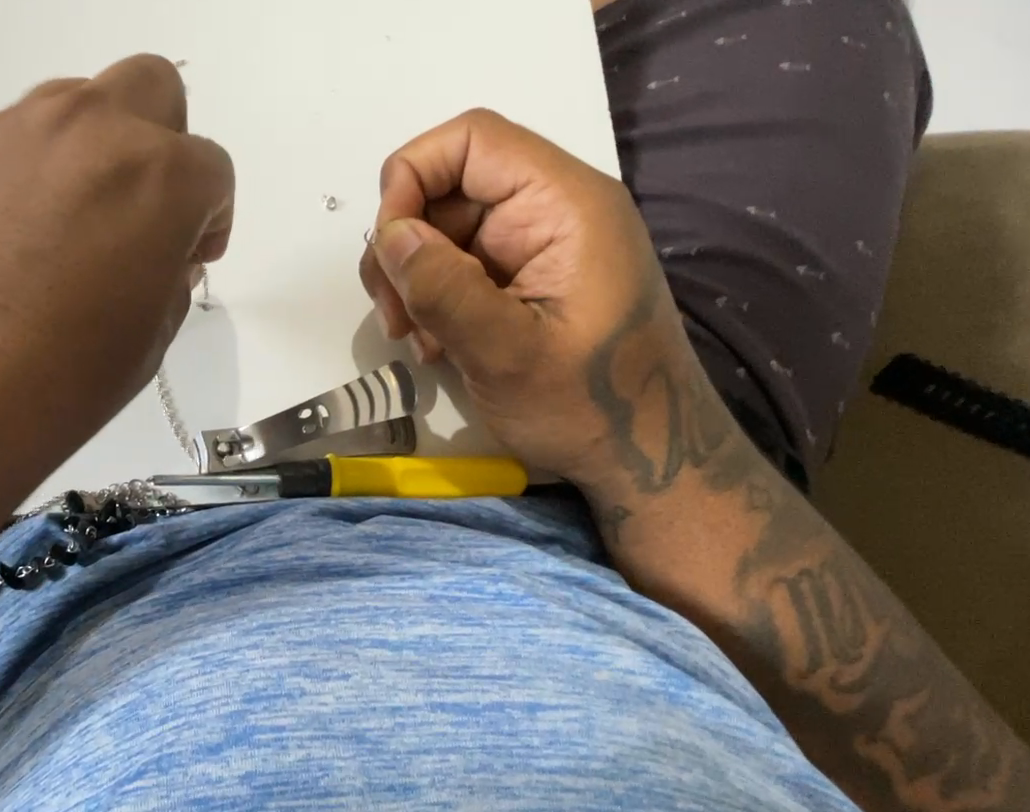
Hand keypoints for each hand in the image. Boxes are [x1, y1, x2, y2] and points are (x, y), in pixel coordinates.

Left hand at [0, 54, 233, 471]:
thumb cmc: (56, 387)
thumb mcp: (145, 342)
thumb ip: (167, 278)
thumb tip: (159, 256)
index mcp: (156, 179)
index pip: (210, 171)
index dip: (209, 219)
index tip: (190, 257)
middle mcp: (90, 132)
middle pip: (151, 94)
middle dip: (163, 151)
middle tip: (146, 222)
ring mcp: (16, 133)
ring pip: (81, 108)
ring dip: (98, 156)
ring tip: (79, 237)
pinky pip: (22, 142)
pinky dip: (40, 175)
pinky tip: (22, 246)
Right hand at [359, 109, 732, 500]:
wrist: (640, 453)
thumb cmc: (587, 406)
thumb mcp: (508, 354)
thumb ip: (446, 290)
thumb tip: (390, 237)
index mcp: (562, 204)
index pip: (471, 140)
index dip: (412, 179)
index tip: (390, 253)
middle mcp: (548, 211)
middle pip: (447, 187)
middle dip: (405, 248)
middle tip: (397, 318)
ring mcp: (533, 247)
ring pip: (442, 231)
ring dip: (413, 282)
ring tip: (418, 340)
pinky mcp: (522, 281)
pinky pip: (457, 268)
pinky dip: (432, 303)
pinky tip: (437, 347)